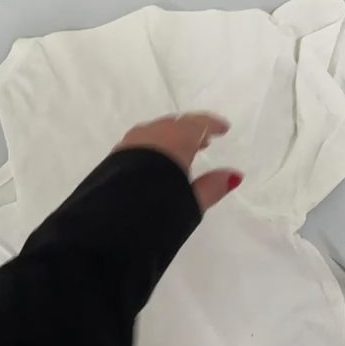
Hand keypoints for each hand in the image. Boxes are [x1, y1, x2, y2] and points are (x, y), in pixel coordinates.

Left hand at [112, 112, 243, 211]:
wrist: (109, 221)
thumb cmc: (159, 210)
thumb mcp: (192, 202)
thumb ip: (213, 186)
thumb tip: (234, 175)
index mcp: (174, 140)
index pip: (197, 124)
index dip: (212, 125)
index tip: (224, 129)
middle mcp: (151, 135)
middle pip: (175, 125)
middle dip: (192, 131)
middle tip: (205, 142)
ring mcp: (129, 144)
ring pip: (156, 132)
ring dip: (172, 138)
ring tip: (182, 152)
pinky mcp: (114, 157)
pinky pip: (140, 142)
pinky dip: (154, 145)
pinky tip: (155, 162)